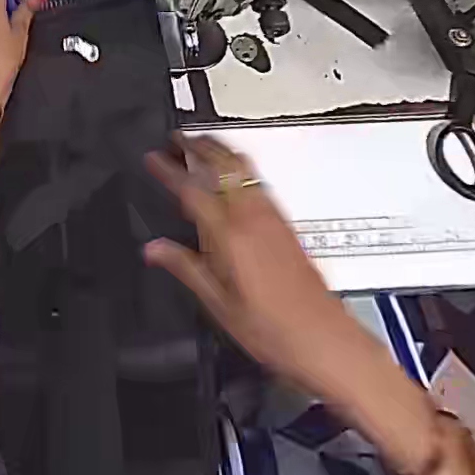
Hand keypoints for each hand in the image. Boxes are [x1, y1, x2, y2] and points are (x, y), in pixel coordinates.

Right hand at [143, 135, 377, 398]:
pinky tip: (232, 169)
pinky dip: (236, 162)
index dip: (168, 169)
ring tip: (200, 143)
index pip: (191, 189)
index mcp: (229, 233)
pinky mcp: (283, 218)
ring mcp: (270, 212)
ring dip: (217, 148)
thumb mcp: (217, 303)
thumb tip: (154, 249)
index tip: (153, 158)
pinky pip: (255, 176)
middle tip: (175, 138)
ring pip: (240, 163)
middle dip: (195, 144)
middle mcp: (251, 214)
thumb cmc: (273, 327)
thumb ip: (183, 267)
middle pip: (220, 163)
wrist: (321, 336)